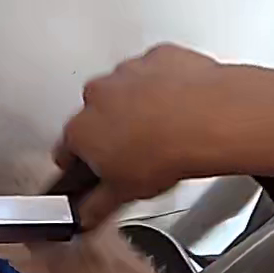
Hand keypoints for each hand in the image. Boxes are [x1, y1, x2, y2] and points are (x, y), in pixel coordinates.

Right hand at [58, 45, 255, 226]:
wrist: (207, 119)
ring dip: (136, 108)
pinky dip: (163, 88)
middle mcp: (97, 96)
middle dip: (110, 135)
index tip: (93, 173)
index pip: (66, 152)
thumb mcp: (125, 194)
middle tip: (135, 157)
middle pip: (96, 119)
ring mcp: (126, 73)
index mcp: (81, 131)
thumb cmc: (165, 152)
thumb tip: (88, 215)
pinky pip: (154, 73)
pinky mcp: (157, 57)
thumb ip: (97, 206)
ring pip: (124, 92)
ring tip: (162, 134)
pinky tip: (179, 109)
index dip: (80, 166)